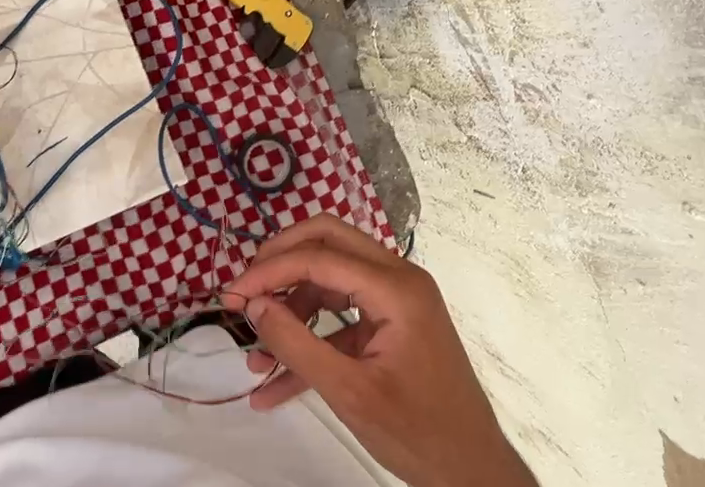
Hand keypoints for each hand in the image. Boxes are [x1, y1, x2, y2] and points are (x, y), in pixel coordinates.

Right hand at [222, 216, 536, 486]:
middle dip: (280, 262)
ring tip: (255, 351)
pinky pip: (341, 317)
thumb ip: (296, 345)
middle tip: (245, 288)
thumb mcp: (349, 393)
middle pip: (327, 241)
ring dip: (291, 308)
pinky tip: (274, 382)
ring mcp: (396, 300)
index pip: (319, 257)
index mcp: (396, 287)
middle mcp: (398, 279)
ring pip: (330, 278)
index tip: (231, 295)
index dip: (269, 271)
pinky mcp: (390, 325)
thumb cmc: (418, 433)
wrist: (472, 474)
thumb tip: (252, 305)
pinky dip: (310, 339)